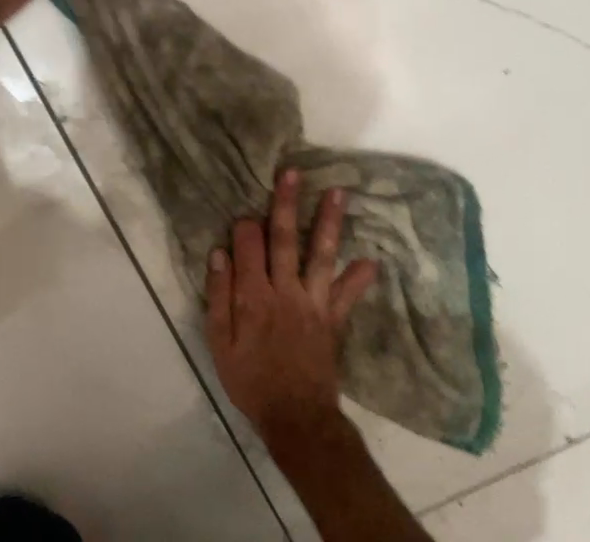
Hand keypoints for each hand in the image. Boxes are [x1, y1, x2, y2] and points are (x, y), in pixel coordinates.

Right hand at [207, 169, 379, 439]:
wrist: (296, 417)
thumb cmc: (249, 379)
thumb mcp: (219, 342)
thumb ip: (218, 297)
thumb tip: (219, 254)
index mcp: (253, 296)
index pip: (247, 247)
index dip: (244, 227)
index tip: (242, 214)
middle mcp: (285, 291)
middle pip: (284, 239)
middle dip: (286, 204)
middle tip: (293, 172)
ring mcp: (314, 303)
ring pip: (320, 255)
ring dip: (328, 223)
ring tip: (338, 193)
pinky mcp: (333, 319)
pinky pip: (349, 294)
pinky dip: (360, 276)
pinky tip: (371, 258)